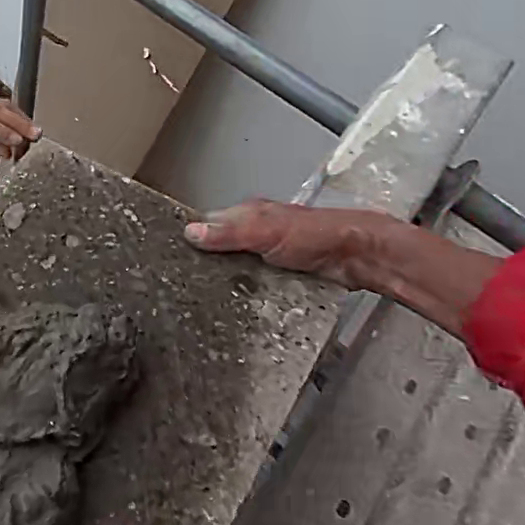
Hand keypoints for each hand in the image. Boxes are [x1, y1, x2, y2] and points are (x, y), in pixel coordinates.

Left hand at [0, 91, 39, 162]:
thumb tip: (7, 150)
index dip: (1, 130)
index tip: (18, 142)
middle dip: (17, 123)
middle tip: (34, 135)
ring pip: (1, 103)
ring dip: (21, 117)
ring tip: (34, 130)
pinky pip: (2, 101)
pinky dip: (16, 112)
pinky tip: (26, 122)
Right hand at [184, 201, 397, 287]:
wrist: (356, 256)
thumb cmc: (313, 236)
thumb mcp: (266, 231)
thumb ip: (230, 232)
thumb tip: (189, 232)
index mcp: (249, 214)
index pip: (209, 224)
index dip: (190, 239)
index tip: (168, 259)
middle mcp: (256, 232)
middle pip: (221, 250)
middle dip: (204, 266)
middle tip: (180, 291)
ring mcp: (269, 256)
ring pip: (237, 270)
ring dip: (225, 285)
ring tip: (199, 306)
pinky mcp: (282, 278)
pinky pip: (256, 287)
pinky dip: (246, 296)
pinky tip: (233, 311)